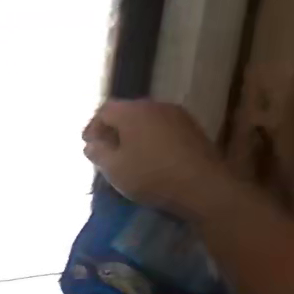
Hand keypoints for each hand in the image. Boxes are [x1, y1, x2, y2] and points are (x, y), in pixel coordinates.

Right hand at [82, 100, 238, 219]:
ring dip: (134, 133)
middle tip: (106, 149)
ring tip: (129, 153)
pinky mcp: (194, 129)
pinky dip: (152, 137)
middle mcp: (155, 106)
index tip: (89, 146)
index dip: (92, 127)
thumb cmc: (151, 176)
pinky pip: (164, 127)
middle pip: (127, 111)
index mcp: (132, 112)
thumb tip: (91, 144)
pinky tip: (152, 156)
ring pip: (147, 119)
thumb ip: (97, 153)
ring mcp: (178, 115)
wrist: (204, 187)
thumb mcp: (114, 169)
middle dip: (113, 128)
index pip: (104, 111)